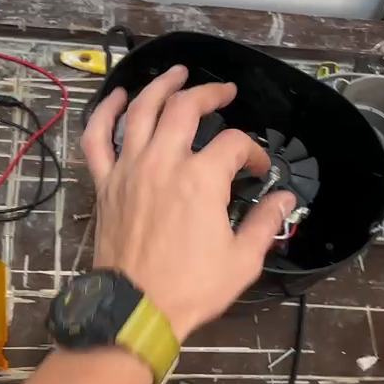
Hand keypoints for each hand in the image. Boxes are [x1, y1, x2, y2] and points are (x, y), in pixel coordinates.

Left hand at [81, 66, 295, 338]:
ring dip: (160, 86)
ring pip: (140, 111)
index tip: (259, 169)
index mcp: (201, 180)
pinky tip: (117, 98)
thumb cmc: (190, 288)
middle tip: (224, 92)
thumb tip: (285, 200)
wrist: (136, 310)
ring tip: (177, 73)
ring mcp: (129, 169)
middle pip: (185, 108)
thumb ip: (266, 223)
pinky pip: (98, 138)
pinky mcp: (106, 184)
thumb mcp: (242, 260)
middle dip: (210, 94)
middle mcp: (163, 163)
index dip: (253, 152)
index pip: (234, 145)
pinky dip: (104, 113)